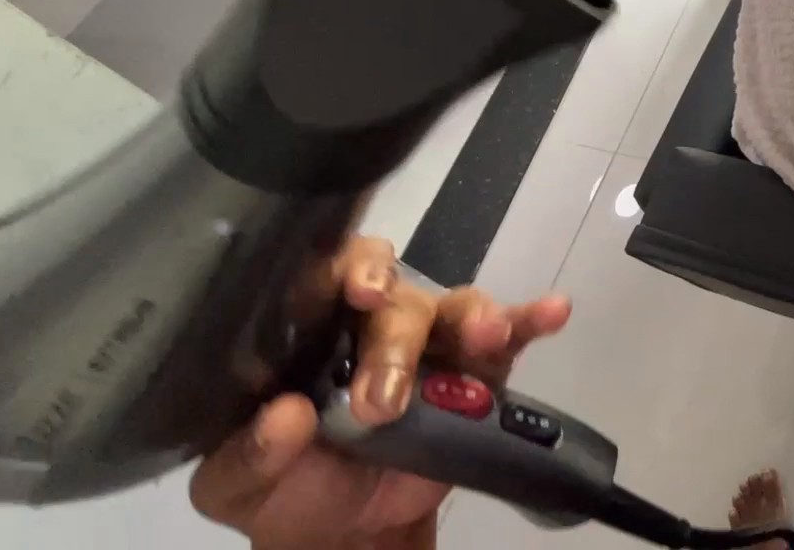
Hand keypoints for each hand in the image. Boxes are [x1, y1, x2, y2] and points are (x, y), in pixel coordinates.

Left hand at [189, 236, 571, 548]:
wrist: (355, 530)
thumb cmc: (290, 487)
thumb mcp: (238, 484)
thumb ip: (249, 456)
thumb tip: (285, 417)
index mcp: (318, 332)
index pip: (334, 274)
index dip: (351, 270)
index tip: (364, 292)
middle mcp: (382, 323)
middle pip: (402, 301)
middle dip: (397, 346)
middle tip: (384, 405)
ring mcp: (440, 342)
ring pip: (460, 308)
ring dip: (477, 319)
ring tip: (488, 338)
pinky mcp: (485, 367)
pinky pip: (514, 333)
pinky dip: (533, 319)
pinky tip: (555, 310)